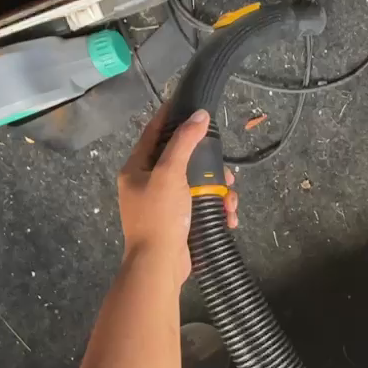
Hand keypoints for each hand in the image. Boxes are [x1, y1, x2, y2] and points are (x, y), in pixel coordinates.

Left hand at [116, 105, 239, 286]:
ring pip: (196, 183)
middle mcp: (148, 183)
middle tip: (224, 166)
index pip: (153, 132)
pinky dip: (216, 207)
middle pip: (181, 159)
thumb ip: (184, 142)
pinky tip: (227, 215)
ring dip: (218, 189)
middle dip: (207, 164)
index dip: (169, 116)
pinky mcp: (179, 220)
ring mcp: (164, 203)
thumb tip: (200, 115)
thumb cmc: (159, 216)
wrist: (159, 265)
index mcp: (136, 169)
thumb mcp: (170, 173)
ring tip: (230, 198)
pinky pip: (201, 204)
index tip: (187, 101)